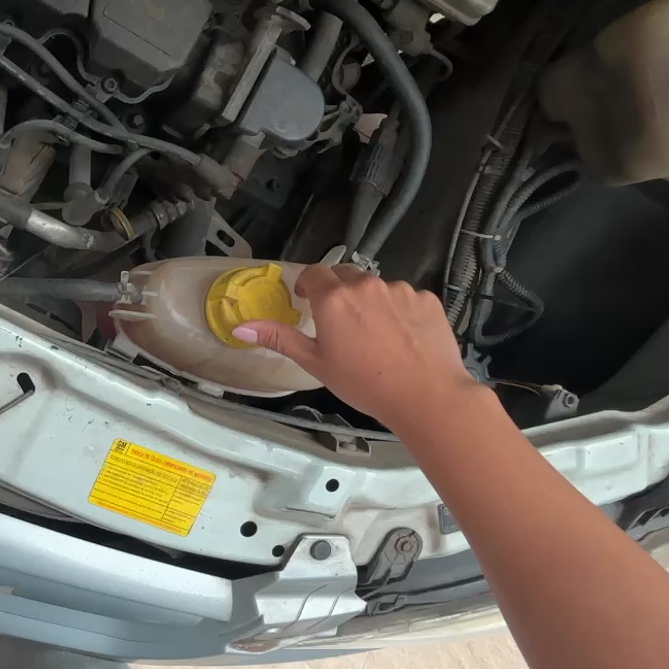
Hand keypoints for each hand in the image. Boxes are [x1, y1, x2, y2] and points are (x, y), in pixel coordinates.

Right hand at [231, 264, 482, 430]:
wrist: (426, 395)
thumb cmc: (362, 382)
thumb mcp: (314, 363)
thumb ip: (279, 338)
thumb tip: (240, 327)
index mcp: (334, 299)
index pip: (314, 273)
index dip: (307, 285)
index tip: (306, 301)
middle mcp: (367, 285)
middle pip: (344, 274)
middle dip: (336, 290)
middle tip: (337, 320)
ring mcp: (401, 290)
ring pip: (376, 286)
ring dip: (368, 300)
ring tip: (372, 333)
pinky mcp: (427, 299)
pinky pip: (404, 297)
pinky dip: (397, 310)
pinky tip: (399, 337)